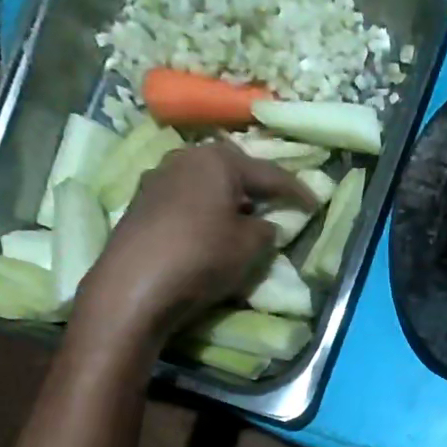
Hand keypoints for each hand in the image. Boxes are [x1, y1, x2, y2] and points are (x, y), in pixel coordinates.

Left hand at [75, 143, 313, 342]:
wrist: (133, 287)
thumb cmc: (201, 257)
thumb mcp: (248, 247)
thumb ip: (264, 230)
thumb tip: (262, 223)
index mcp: (216, 160)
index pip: (267, 173)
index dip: (294, 190)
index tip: (314, 204)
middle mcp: (183, 159)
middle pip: (229, 169)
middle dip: (252, 186)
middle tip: (272, 203)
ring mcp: (155, 180)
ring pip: (201, 184)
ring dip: (222, 199)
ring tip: (238, 218)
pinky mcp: (137, 206)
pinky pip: (181, 202)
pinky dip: (199, 213)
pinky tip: (204, 231)